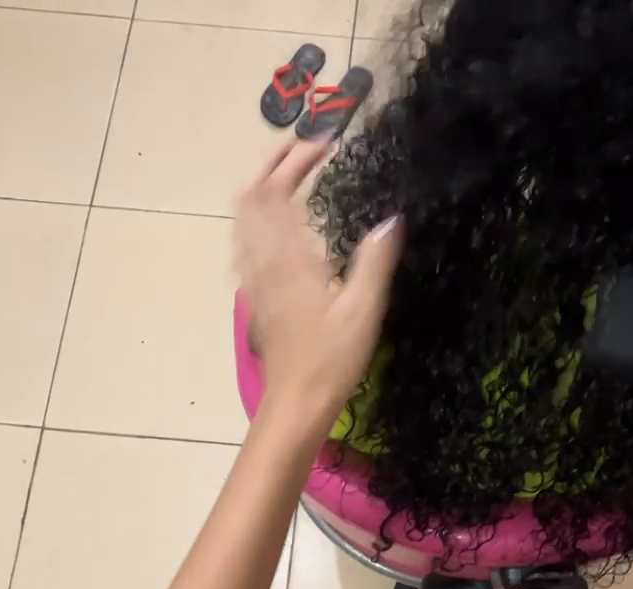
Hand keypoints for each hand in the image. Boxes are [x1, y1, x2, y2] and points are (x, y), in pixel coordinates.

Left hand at [234, 136, 401, 431]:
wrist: (296, 402)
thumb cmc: (332, 359)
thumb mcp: (364, 310)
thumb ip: (375, 262)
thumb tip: (391, 220)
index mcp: (291, 259)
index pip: (279, 193)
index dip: (296, 160)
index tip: (323, 142)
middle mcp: (265, 263)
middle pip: (251, 199)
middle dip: (271, 165)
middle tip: (299, 148)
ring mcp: (255, 282)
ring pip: (241, 222)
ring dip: (257, 189)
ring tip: (280, 174)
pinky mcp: (256, 299)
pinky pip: (243, 248)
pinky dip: (252, 222)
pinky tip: (266, 228)